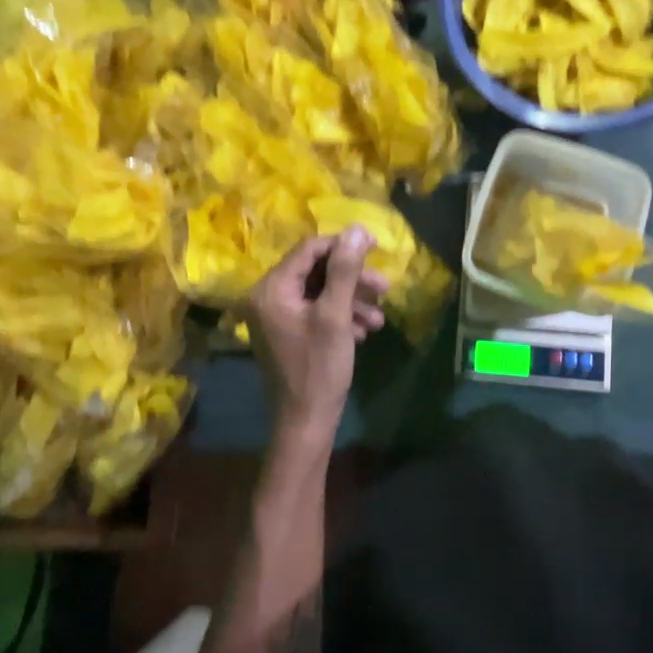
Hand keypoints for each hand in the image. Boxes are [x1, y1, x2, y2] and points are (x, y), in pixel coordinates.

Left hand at [247, 226, 388, 440]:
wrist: (306, 423)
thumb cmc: (319, 368)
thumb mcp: (335, 315)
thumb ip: (345, 270)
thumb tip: (356, 229)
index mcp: (272, 289)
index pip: (309, 249)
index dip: (344, 246)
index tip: (376, 248)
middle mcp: (268, 297)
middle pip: (316, 270)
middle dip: (352, 279)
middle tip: (384, 288)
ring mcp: (276, 316)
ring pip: (320, 292)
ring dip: (351, 300)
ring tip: (379, 319)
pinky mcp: (288, 332)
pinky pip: (316, 311)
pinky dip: (341, 316)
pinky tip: (364, 332)